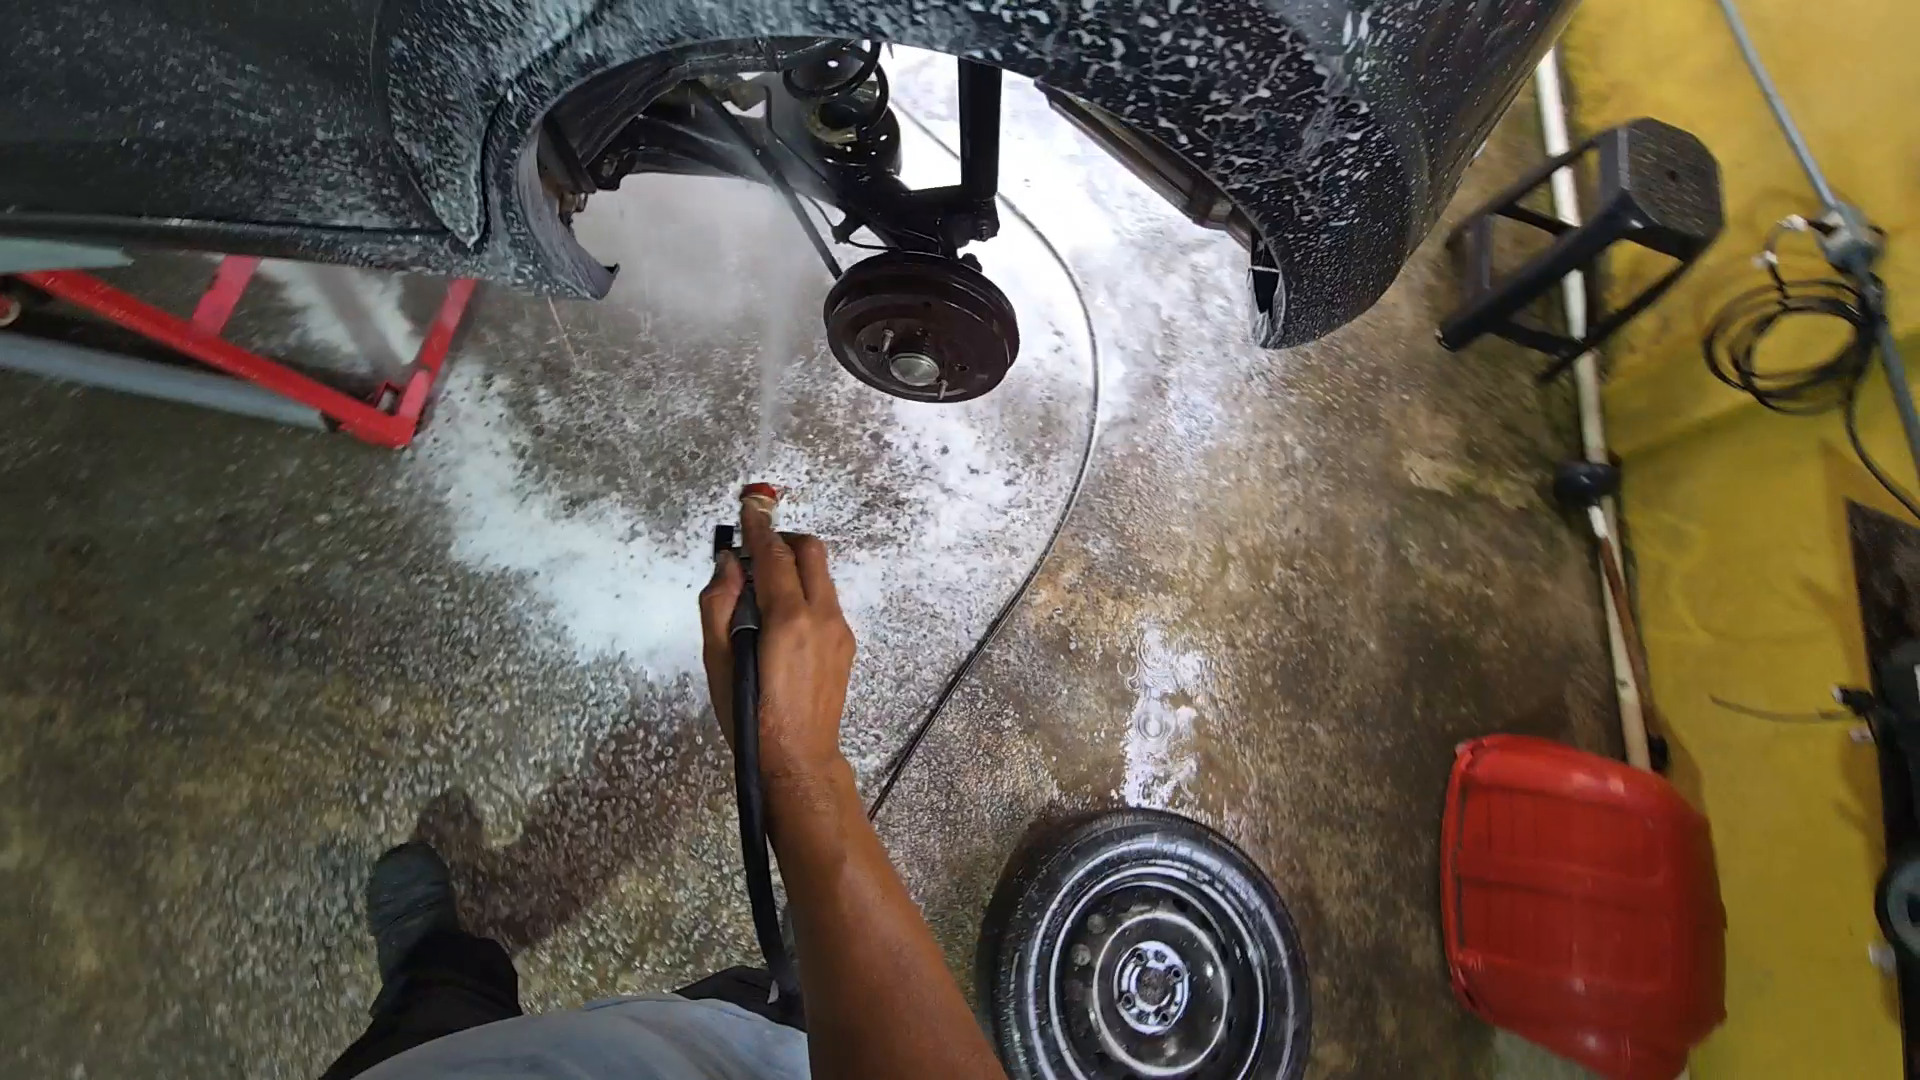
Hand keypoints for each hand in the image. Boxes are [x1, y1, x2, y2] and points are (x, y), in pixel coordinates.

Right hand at [699, 498, 855, 789]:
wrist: (798, 756)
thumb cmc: (749, 714)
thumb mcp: (718, 661)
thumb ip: (719, 604)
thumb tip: (728, 563)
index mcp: (790, 617)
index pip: (775, 555)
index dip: (759, 527)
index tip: (749, 506)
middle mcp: (823, 615)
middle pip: (811, 552)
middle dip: (784, 541)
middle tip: (755, 552)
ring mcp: (840, 629)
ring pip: (822, 576)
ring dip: (794, 568)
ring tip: (763, 592)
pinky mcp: (847, 643)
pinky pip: (826, 600)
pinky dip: (805, 592)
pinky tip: (782, 620)